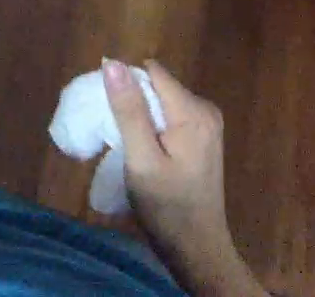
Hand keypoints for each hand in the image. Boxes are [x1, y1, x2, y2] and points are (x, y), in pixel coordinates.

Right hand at [105, 60, 265, 296]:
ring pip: (158, 100)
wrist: (197, 252)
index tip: (109, 112)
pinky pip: (165, 115)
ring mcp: (204, 125)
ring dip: (137, 114)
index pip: (150, 72)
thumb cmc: (167, 207)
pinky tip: (140, 150)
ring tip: (125, 143)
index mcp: (193, 112)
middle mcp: (204, 111)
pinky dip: (148, 126)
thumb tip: (112, 62)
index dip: (125, 85)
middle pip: (154, 85)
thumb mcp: (141, 159)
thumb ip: (128, 110)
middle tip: (116, 134)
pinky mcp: (199, 138)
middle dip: (130, 100)